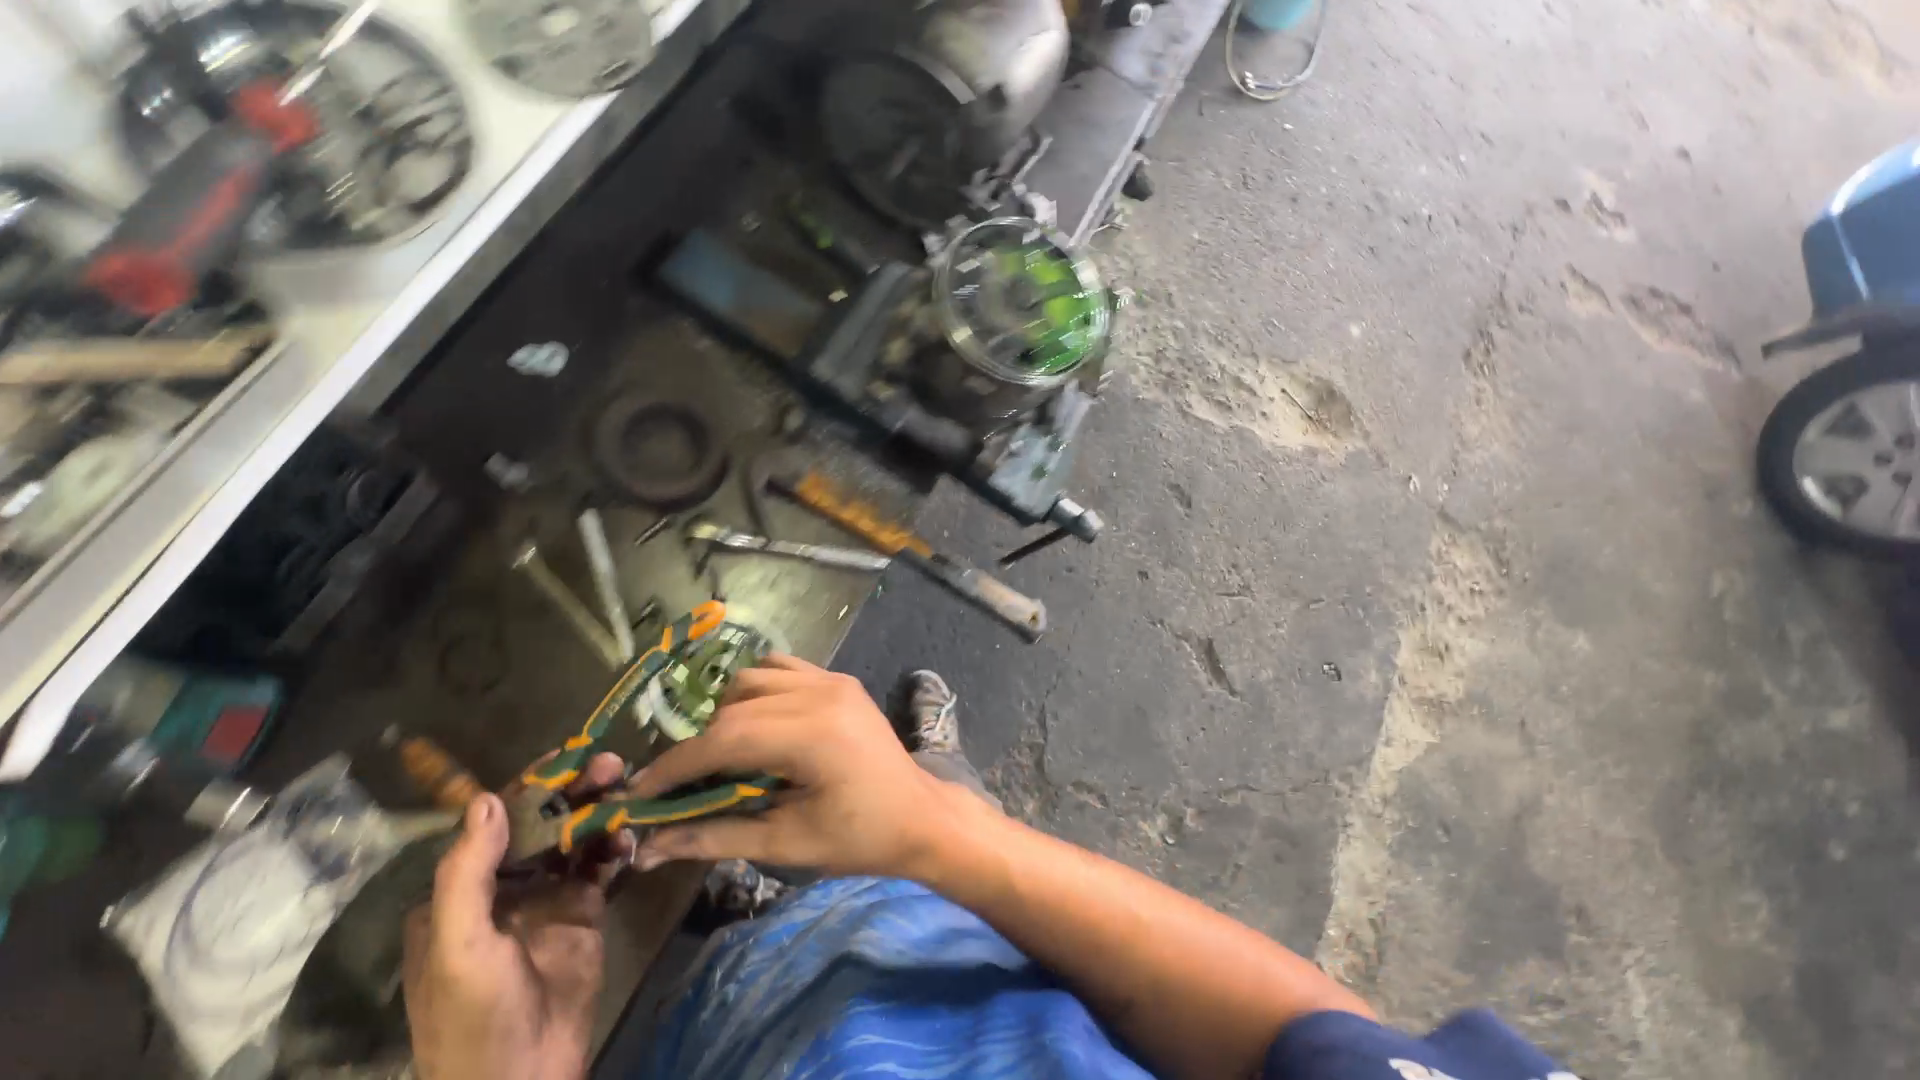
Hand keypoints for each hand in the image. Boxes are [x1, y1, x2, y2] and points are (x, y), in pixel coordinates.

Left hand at [403, 754, 630, 1079]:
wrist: (522, 1078)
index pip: (497, 821)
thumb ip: (467, 872)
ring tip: (628, 786)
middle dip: (573, 790)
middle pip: (541, 823)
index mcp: (462, 891)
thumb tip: (489, 798)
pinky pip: (599, 868)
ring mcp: (547, 899)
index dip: (531, 785)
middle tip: (612, 763)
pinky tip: (630, 836)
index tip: (568, 754)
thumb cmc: (474, 1014)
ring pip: (574, 839)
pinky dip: (615, 846)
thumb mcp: (459, 944)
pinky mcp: (583, 914)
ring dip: (598, 811)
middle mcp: (504, 886)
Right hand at [627, 654, 971, 877]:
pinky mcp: (838, 679)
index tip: (641, 793)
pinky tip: (754, 726)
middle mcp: (821, 694)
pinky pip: (781, 670)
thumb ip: (715, 837)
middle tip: (676, 785)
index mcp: (814, 735)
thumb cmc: (860, 840)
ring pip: (751, 681)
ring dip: (725, 716)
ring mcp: (832, 680)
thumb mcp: (786, 844)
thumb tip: (649, 847)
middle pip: (733, 709)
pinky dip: (756, 692)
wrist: (921, 817)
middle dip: (697, 747)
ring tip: (722, 760)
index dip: (676, 766)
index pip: (724, 740)